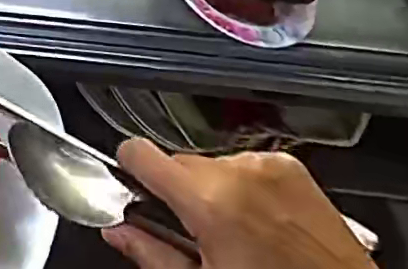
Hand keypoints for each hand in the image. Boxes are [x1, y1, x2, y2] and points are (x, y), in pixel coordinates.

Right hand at [104, 139, 373, 268]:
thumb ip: (152, 255)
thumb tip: (117, 231)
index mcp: (208, 202)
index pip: (143, 153)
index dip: (130, 166)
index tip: (130, 178)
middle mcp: (236, 171)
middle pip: (181, 162)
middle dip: (181, 191)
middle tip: (196, 233)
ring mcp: (267, 163)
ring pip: (213, 163)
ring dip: (214, 189)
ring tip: (237, 233)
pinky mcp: (290, 164)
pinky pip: (248, 164)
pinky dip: (246, 187)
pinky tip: (262, 223)